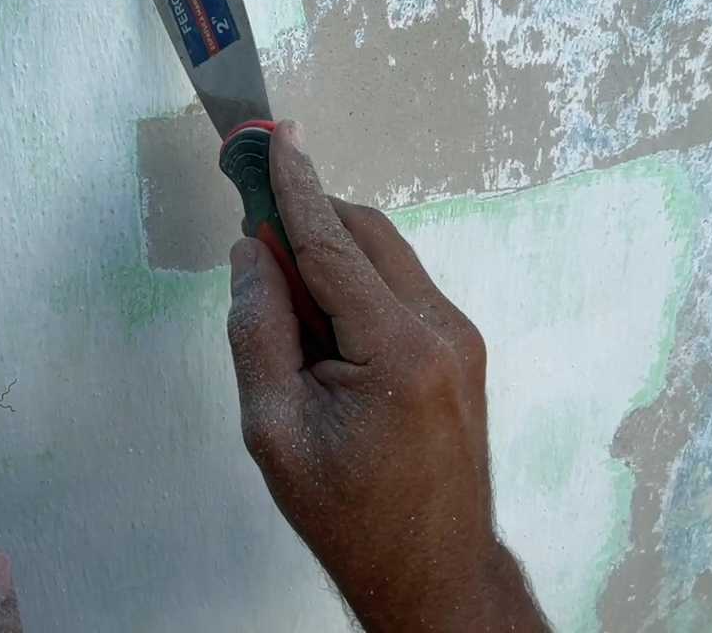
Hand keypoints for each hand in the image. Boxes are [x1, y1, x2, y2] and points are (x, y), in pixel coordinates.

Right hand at [226, 121, 548, 632]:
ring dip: (328, 249)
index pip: (331, 244)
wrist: (436, 575)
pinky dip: (351, 278)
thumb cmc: (347, 513)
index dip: (295, 187)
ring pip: (382, 254)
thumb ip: (256, 330)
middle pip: (364, 235)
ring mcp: (459, 335)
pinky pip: (395, 282)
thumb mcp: (272, 429)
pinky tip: (324, 322)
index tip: (277, 136)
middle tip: (256, 233)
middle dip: (308, 217)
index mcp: (397, 350)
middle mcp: (442, 328)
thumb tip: (252, 253)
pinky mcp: (460, 345)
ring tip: (287, 298)